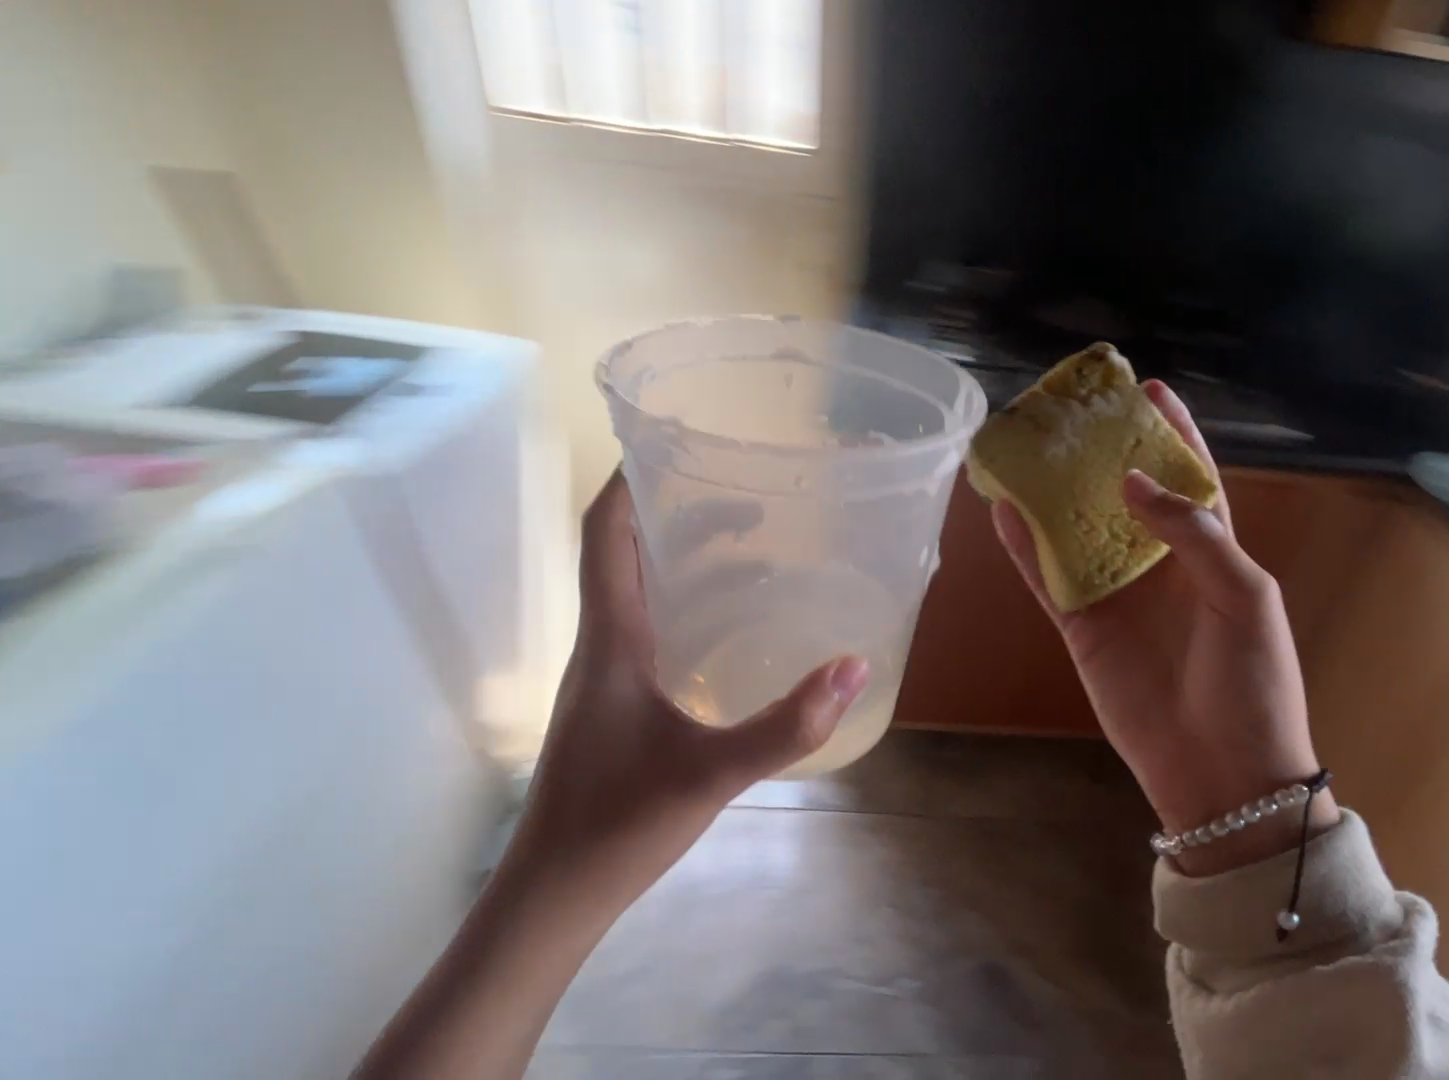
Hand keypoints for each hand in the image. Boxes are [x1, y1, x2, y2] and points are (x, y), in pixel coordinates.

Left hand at [508, 471, 869, 912]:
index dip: (629, 480)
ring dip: (686, 562)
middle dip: (680, 514)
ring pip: (640, 594)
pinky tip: (734, 633)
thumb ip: (787, 724)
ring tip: (754, 552)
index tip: (672, 441)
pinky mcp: (616, 707)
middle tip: (749, 499)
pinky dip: (689, 609)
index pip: (605, 534)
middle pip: (627, 554)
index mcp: (609, 639)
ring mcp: (604, 679)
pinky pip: (650, 632)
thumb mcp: (713, 771)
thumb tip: (854, 665)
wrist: (553, 897)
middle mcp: (600, 645)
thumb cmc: (617, 823)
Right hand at [991, 381, 1335, 874]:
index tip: (1147, 392)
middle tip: (1069, 416)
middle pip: (1123, 497)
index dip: (1171, 435)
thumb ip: (1195, 534)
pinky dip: (1025, 549)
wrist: (1221, 772)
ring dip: (1053, 497)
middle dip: (1101, 456)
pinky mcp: (1083, 629)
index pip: (1191, 479)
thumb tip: (1132, 484)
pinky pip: (1049, 580)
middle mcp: (1160, 565)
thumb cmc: (1251, 681)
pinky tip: (1003, 513)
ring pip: (1077, 533)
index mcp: (1212, 551)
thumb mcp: (1244, 596)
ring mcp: (1117, 597)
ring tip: (1024, 452)